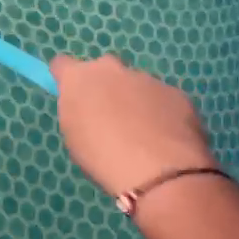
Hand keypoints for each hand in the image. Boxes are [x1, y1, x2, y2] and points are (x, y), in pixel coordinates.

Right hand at [50, 54, 218, 196]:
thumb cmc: (103, 157)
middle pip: (103, 70)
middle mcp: (110, 68)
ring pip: (136, 85)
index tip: (73, 97)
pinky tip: (168, 139)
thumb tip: (88, 108)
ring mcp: (145, 78)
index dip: (67, 79)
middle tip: (112, 117)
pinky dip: (164, 114)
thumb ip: (77, 111)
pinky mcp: (176, 93)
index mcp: (78, 77)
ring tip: (146, 135)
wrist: (161, 173)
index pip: (62, 64)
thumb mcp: (74, 136)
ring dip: (137, 101)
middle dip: (106, 87)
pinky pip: (164, 99)